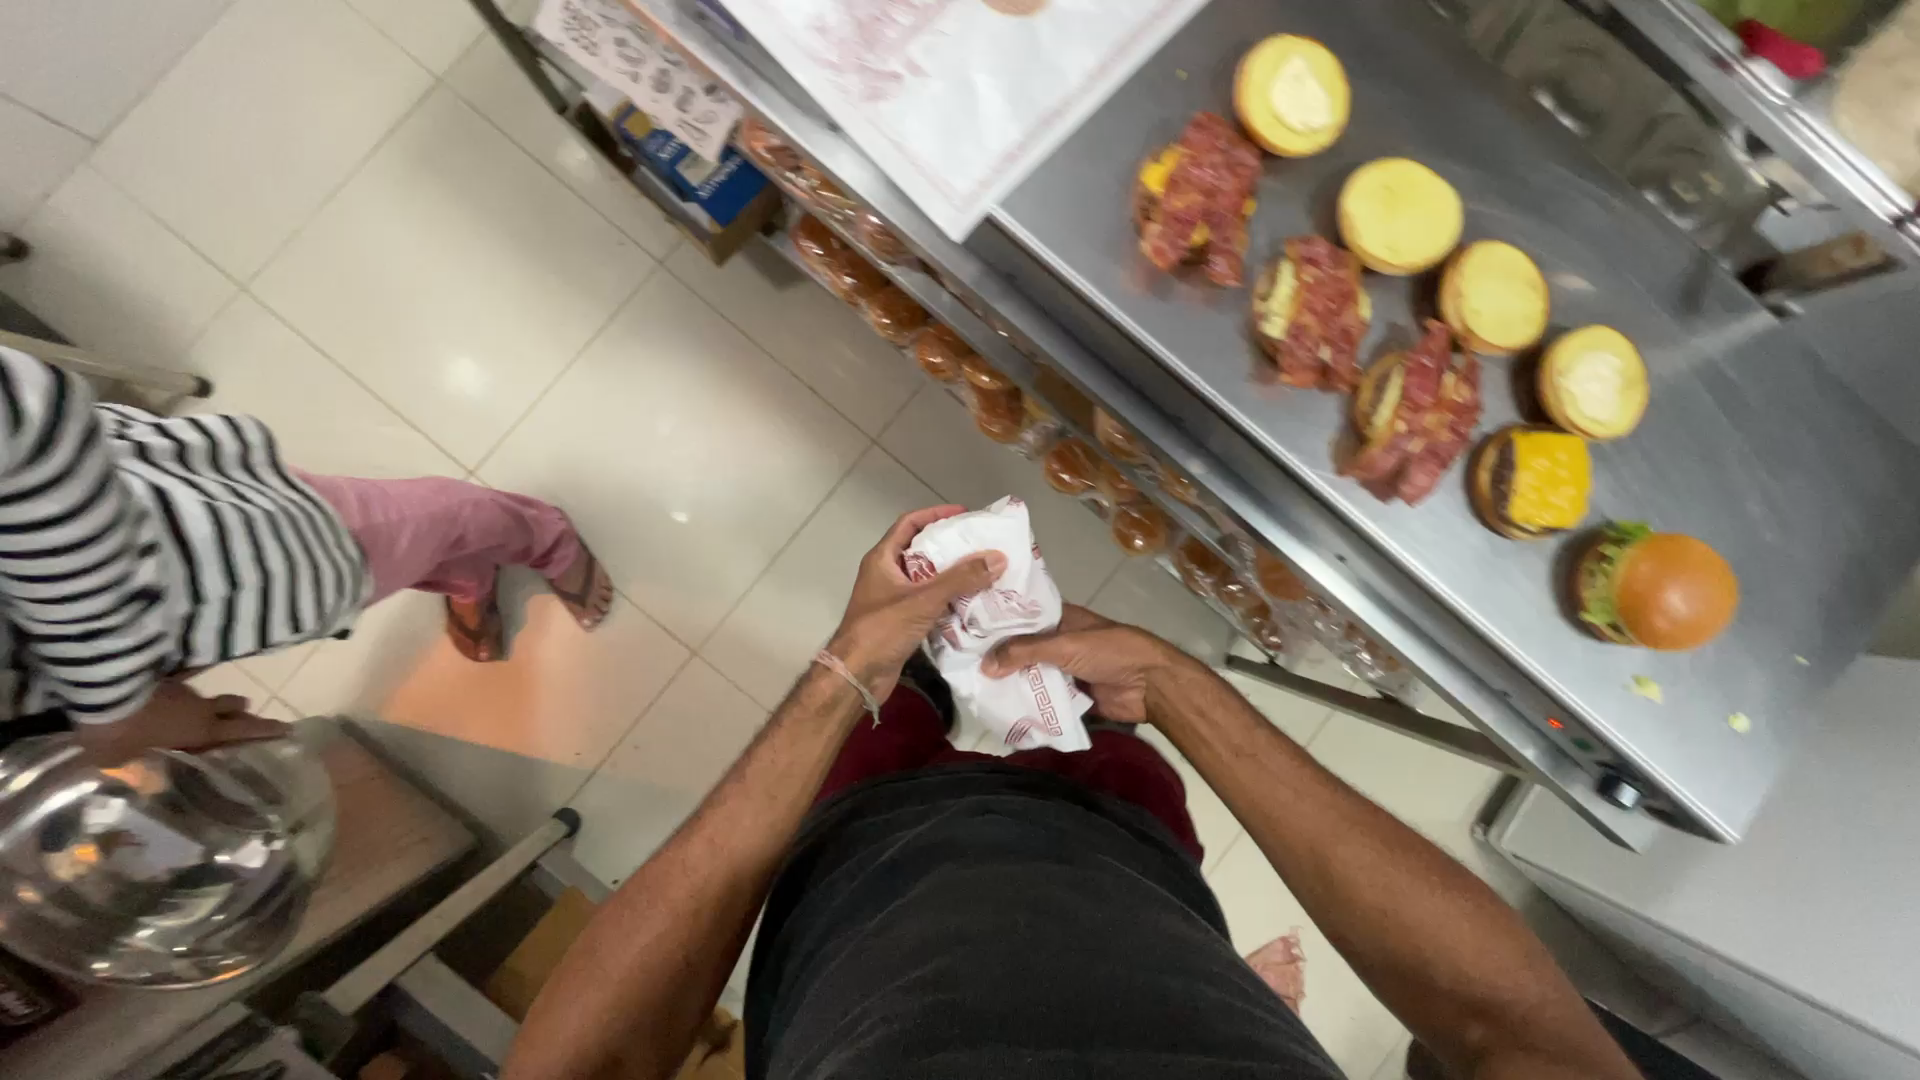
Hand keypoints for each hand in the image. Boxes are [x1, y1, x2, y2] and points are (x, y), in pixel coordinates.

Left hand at [74, 680, 286, 765]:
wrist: (104, 693)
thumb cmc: (122, 731)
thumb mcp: (118, 757)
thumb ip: (131, 758)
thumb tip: (132, 758)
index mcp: (202, 731)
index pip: (242, 731)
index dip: (265, 730)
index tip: (288, 728)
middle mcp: (202, 710)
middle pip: (233, 708)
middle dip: (241, 713)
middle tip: (244, 714)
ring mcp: (185, 691)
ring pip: (205, 698)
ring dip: (206, 704)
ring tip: (199, 708)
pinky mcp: (163, 678)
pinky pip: (177, 683)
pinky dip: (176, 688)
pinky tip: (167, 689)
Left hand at [829, 505, 1006, 702]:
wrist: (857, 676)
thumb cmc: (882, 629)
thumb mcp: (923, 599)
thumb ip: (960, 578)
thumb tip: (997, 557)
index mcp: (882, 559)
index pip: (909, 524)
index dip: (935, 515)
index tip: (964, 514)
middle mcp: (886, 574)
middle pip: (921, 550)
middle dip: (950, 547)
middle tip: (981, 545)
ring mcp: (893, 599)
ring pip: (927, 579)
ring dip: (952, 576)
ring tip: (983, 572)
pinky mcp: (901, 621)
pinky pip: (928, 602)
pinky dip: (948, 600)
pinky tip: (972, 603)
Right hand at [981, 604, 1184, 724]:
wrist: (1150, 685)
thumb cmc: (1109, 651)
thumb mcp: (1064, 644)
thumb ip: (1024, 651)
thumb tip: (985, 665)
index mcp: (1060, 618)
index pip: (1022, 617)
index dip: (997, 622)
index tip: (966, 629)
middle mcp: (1059, 641)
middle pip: (1023, 649)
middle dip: (999, 657)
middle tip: (962, 665)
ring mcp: (1065, 669)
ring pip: (1031, 674)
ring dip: (1011, 682)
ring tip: (974, 689)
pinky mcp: (1071, 695)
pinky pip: (1044, 699)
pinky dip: (1028, 704)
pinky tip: (1001, 709)